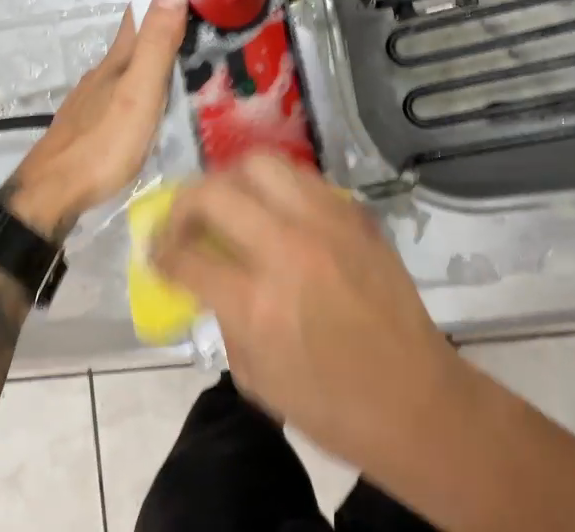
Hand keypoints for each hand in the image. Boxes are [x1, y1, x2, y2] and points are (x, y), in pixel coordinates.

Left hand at [5, 0, 189, 238]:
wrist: (52, 193)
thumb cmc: (102, 143)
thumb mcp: (138, 93)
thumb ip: (155, 46)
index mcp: (116, 63)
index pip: (136, 17)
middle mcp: (102, 76)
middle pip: (133, 45)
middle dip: (160, 32)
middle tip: (198, 30)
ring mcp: (91, 103)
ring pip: (126, 73)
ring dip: (150, 65)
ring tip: (182, 70)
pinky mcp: (89, 129)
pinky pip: (121, 99)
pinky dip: (140, 94)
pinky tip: (149, 110)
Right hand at [150, 153, 466, 473]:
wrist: (417, 403)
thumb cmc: (332, 408)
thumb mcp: (256, 377)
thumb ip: (223, 318)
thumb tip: (204, 278)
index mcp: (257, 303)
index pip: (185, 254)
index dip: (160, 252)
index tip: (157, 254)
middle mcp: (287, 250)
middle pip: (214, 193)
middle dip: (183, 206)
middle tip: (183, 225)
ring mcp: (326, 225)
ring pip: (260, 166)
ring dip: (230, 182)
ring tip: (227, 206)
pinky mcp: (356, 217)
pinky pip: (302, 180)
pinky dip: (276, 189)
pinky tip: (274, 214)